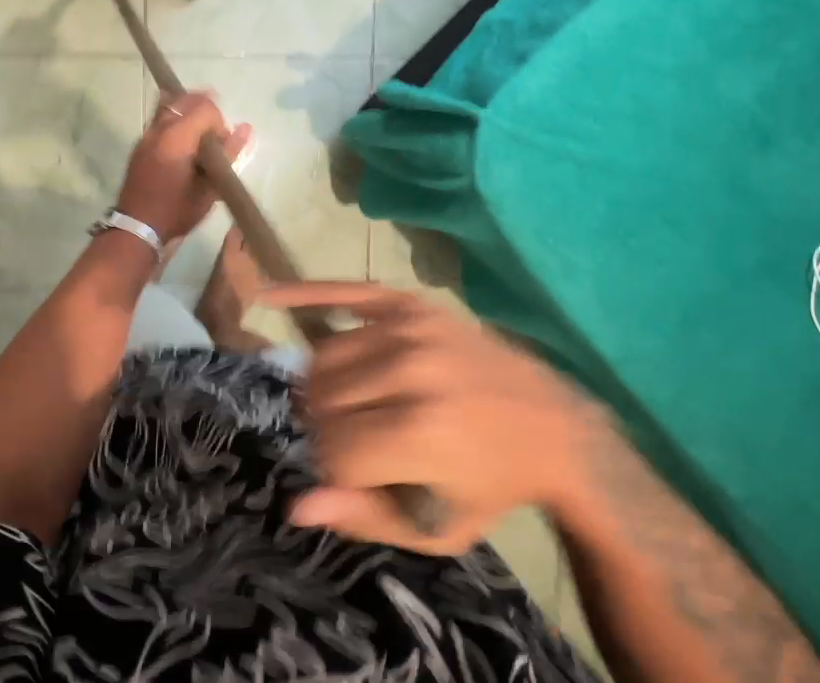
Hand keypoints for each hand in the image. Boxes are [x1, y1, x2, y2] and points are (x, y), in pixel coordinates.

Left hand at [115, 92, 252, 241]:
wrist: (137, 227)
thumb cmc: (177, 211)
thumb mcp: (210, 189)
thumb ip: (229, 154)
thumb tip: (246, 128)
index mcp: (177, 139)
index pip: (205, 107)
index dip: (219, 122)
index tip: (222, 145)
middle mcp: (159, 129)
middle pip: (187, 99)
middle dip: (206, 113)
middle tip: (214, 139)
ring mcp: (146, 134)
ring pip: (171, 104)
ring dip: (190, 114)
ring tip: (200, 139)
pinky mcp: (141, 142)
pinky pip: (160, 117)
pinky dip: (176, 121)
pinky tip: (184, 142)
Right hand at [264, 281, 617, 554]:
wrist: (552, 427)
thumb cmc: (489, 486)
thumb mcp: (436, 526)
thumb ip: (365, 518)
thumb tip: (297, 506)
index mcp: (419, 434)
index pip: (332, 452)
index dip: (339, 475)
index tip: (364, 481)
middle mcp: (411, 373)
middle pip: (322, 404)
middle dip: (329, 433)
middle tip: (360, 447)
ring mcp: (413, 331)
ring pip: (323, 360)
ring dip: (324, 391)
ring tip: (352, 408)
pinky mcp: (414, 306)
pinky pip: (347, 292)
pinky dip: (304, 293)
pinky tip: (267, 295)